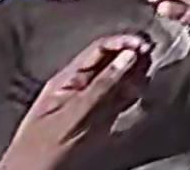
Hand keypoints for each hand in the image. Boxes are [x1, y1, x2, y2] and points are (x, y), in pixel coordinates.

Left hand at [0, 34, 150, 169]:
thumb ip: (102, 85)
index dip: (125, 41)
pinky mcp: (106, 107)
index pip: (101, 47)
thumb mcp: (71, 117)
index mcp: (69, 79)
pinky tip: (135, 98)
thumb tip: (132, 53)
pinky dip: (137, 88)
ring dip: (139, 73)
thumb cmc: (42, 149)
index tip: (145, 46)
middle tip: (147, 65)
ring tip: (139, 86)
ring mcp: (95, 94)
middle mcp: (84, 82)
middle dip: (136, 57)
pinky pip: (128, 88)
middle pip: (118, 55)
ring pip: (127, 70)